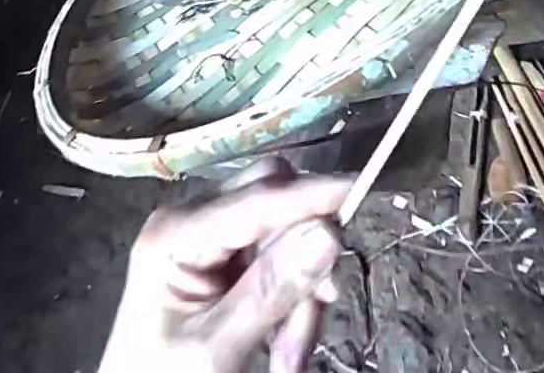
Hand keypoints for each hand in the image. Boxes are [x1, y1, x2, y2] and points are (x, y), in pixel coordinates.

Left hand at [98, 159, 349, 372]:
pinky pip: (286, 256)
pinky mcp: (231, 260)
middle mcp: (197, 219)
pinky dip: (296, 298)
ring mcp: (214, 238)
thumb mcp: (214, 353)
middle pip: (280, 201)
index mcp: (177, 233)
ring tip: (291, 356)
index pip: (263, 196)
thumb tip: (330, 232)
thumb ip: (272, 290)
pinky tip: (285, 345)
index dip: (316, 192)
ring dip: (304, 289)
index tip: (365, 188)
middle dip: (306, 254)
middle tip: (324, 304)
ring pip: (290, 230)